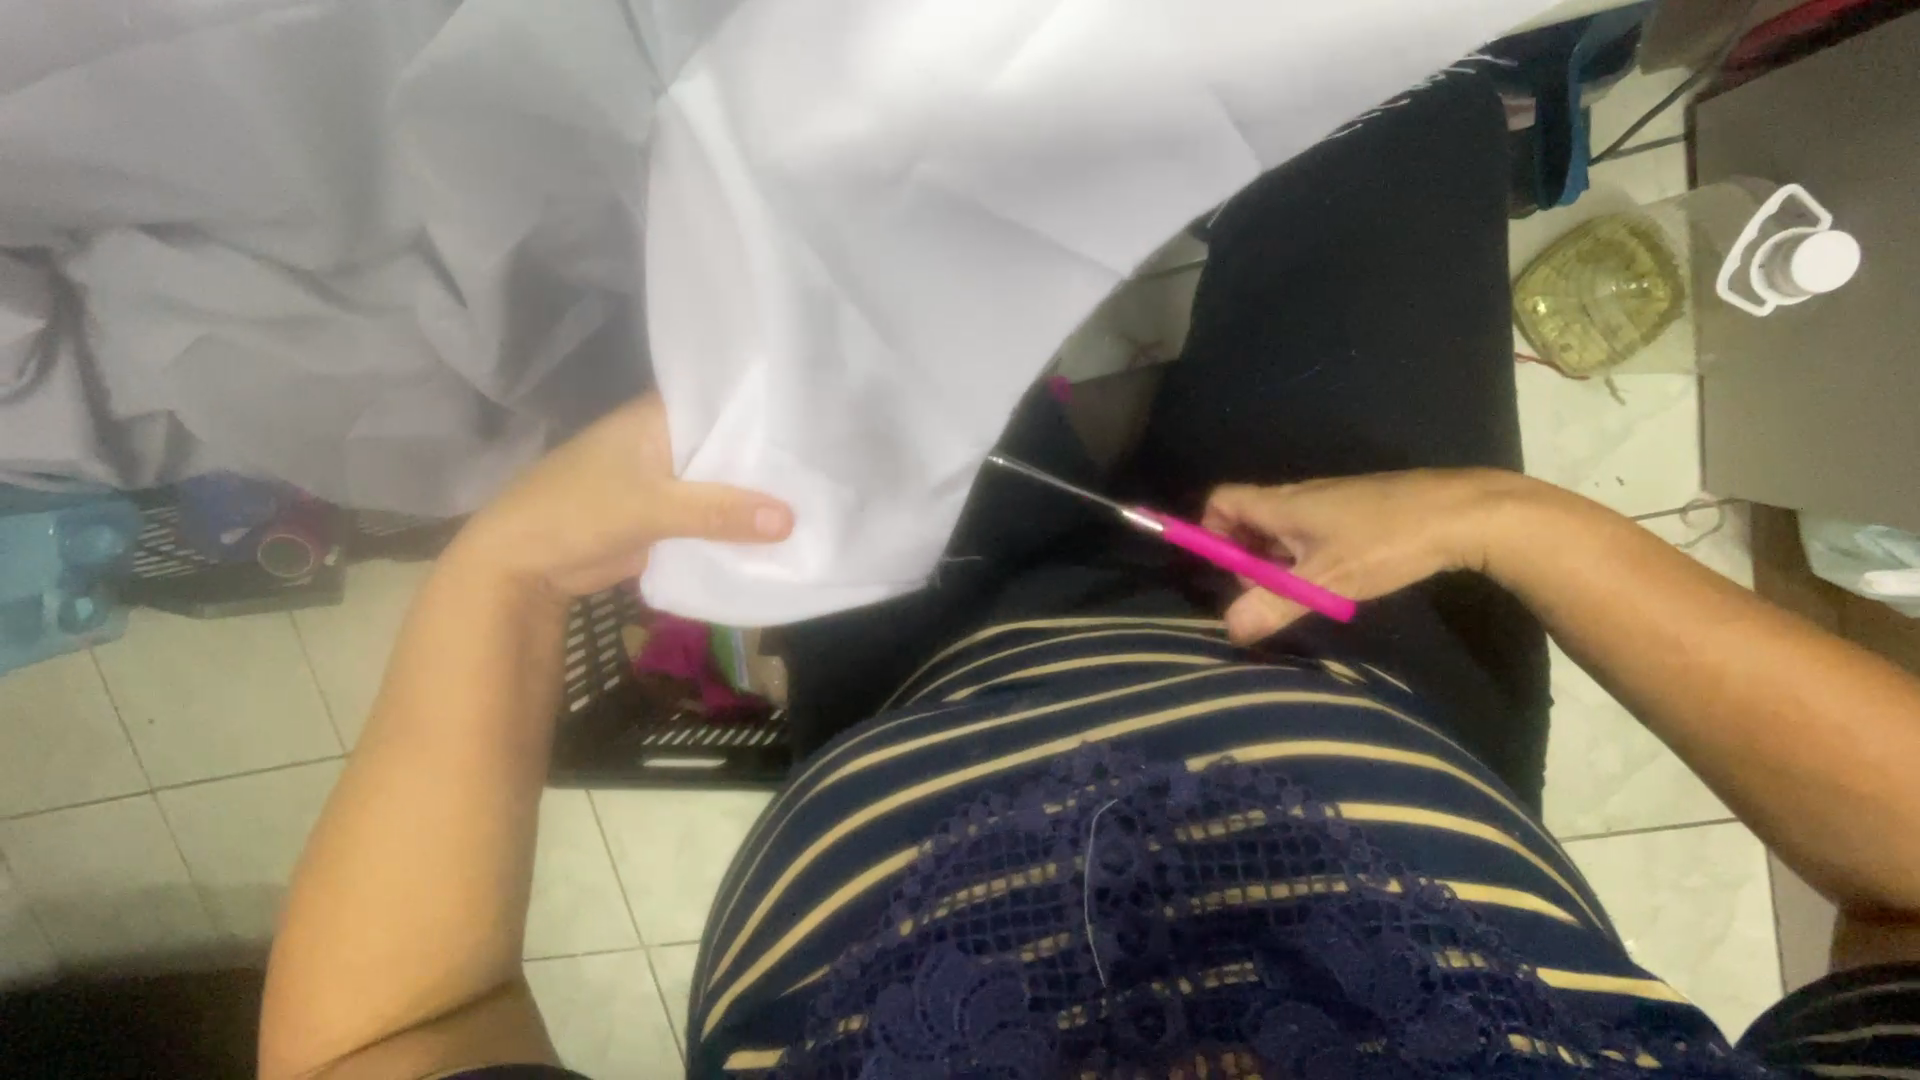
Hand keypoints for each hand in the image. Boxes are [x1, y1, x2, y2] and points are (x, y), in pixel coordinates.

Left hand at [452, 394, 792, 598]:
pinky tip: (782, 530)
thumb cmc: (575, 512)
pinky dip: (739, 524)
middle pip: (732, 446)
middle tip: (835, 467)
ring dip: (758, 496)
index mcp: (660, 417)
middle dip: (773, 460)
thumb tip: (791, 520)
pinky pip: (715, 516)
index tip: (822, 420)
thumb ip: (718, 512)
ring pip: (726, 484)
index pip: (727, 402)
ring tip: (822, 498)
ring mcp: (670, 480)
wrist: (521, 565)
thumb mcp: (650, 507)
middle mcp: (669, 441)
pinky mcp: (669, 516)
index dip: (771, 411)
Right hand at [1202, 468, 1537, 644]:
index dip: (1209, 531)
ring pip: (1283, 528)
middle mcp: (1299, 496)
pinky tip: (1336, 579)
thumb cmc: (1386, 542)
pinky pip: (1311, 530)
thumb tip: (1229, 629)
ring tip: (1303, 591)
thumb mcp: (1326, 580)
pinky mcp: (1356, 511)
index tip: (1224, 569)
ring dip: (1278, 559)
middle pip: (1249, 519)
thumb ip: (1275, 604)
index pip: (1221, 502)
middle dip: (1246, 556)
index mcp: (1282, 504)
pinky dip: (1307, 554)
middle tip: (1266, 592)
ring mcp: (1330, 501)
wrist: (1465, 513)